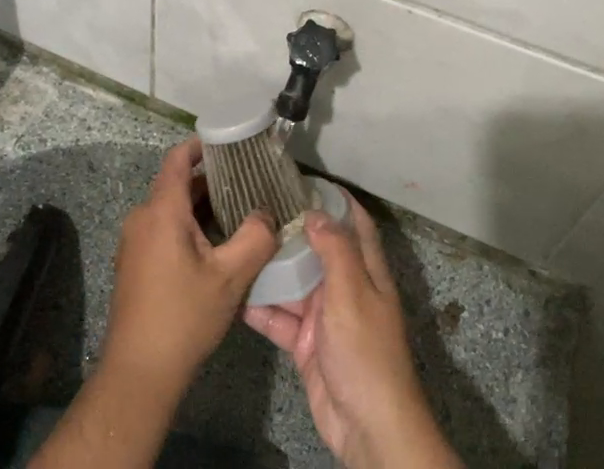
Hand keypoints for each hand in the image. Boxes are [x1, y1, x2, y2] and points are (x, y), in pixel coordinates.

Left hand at [31, 138, 278, 468]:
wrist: (140, 368)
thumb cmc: (184, 316)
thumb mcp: (231, 276)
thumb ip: (255, 237)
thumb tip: (266, 214)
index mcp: (161, 211)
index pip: (177, 159)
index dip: (201, 145)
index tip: (230, 143)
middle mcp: (142, 218)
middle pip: (176, 184)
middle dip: (212, 180)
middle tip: (249, 183)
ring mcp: (135, 241)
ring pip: (172, 209)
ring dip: (203, 207)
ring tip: (240, 213)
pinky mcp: (135, 262)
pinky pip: (164, 229)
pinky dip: (189, 226)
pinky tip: (217, 245)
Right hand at [245, 196, 461, 468]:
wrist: (367, 424)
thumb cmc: (365, 351)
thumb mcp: (352, 293)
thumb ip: (335, 251)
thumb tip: (316, 212)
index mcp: (367, 273)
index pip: (355, 226)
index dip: (337, 201)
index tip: (305, 180)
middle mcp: (347, 290)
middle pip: (317, 253)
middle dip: (291, 233)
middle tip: (254, 208)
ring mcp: (325, 319)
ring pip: (294, 285)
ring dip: (271, 271)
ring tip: (237, 244)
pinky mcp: (307, 345)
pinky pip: (281, 320)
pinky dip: (261, 310)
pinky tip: (235, 294)